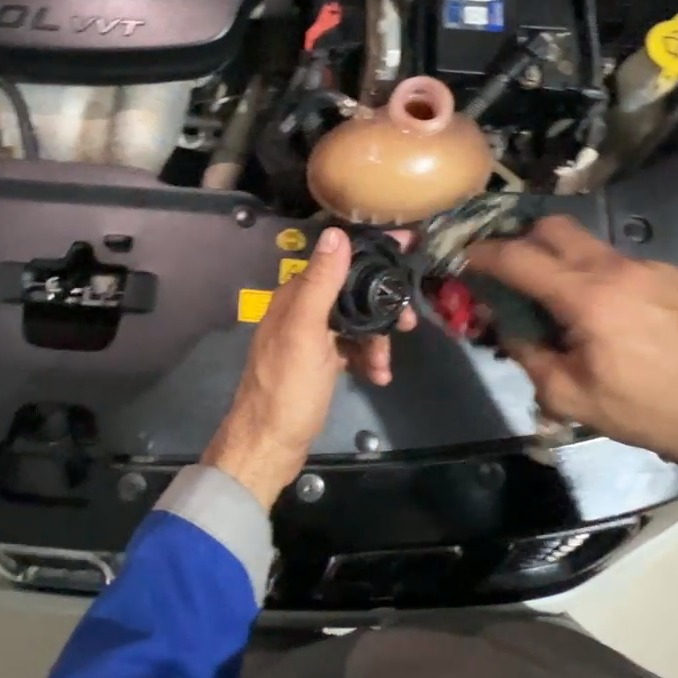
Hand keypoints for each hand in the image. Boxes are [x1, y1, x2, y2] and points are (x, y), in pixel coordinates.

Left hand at [204, 227, 406, 508]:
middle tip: (407, 324)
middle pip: (352, 293)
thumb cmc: (287, 386)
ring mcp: (310, 338)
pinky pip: (350, 349)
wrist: (269, 444)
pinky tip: (377, 377)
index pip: (338, 260)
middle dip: (381, 306)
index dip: (371, 254)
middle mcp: (301, 310)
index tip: (406, 247)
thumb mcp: (306, 330)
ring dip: (375, 341)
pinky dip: (366, 359)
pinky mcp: (318, 363)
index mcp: (295, 296)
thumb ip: (321, 282)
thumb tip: (336, 233)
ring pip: (355, 324)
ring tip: (384, 365)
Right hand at [464, 217, 677, 472]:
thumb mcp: (567, 395)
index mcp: (585, 298)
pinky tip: (608, 311)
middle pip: (552, 227)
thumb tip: (506, 324)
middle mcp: (614, 268)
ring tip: (559, 295)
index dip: (483, 254)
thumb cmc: (639, 411)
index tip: (464, 256)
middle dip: (522, 239)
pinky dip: (598, 276)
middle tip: (510, 267)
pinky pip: (619, 262)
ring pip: (587, 243)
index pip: (518, 258)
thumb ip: (526, 353)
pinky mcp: (671, 274)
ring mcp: (647, 267)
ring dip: (561, 258)